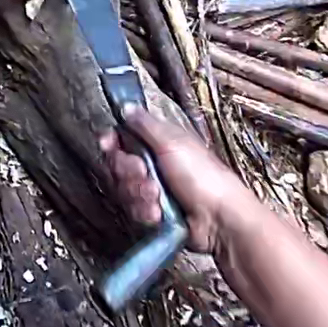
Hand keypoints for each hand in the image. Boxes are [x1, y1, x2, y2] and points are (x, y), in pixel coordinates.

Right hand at [101, 105, 256, 253]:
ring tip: (157, 196)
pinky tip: (159, 213)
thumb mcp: (172, 142)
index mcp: (159, 143)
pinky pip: (134, 210)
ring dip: (139, 193)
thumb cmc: (204, 177)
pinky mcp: (154, 213)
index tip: (108, 144)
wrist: (219, 220)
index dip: (112, 141)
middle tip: (144, 173)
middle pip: (118, 164)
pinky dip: (146, 211)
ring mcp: (153, 190)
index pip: (122, 137)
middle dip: (129, 171)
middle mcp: (153, 165)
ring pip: (124, 189)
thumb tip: (126, 106)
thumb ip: (145, 124)